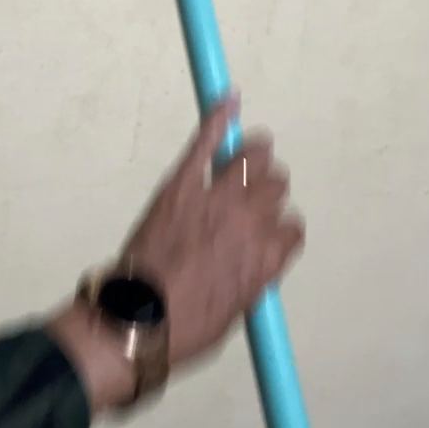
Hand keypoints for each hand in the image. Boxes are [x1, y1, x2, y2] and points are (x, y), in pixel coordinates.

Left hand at [49, 97, 304, 409]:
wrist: (136, 322)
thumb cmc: (185, 329)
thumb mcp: (236, 314)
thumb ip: (251, 279)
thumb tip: (251, 262)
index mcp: (266, 260)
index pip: (292, 229)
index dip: (278, 228)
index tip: (265, 232)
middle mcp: (250, 224)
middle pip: (276, 186)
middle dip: (268, 187)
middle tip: (250, 192)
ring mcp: (217, 199)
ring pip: (253, 158)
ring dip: (254, 154)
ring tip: (248, 151)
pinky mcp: (183, 183)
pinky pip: (207, 141)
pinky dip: (219, 117)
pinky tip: (228, 98)